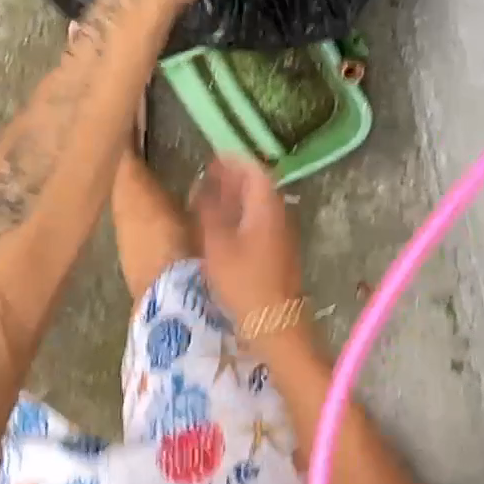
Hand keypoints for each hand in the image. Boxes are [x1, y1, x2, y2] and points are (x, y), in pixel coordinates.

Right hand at [192, 155, 312, 355]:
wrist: (275, 325)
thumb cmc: (243, 282)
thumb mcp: (216, 244)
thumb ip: (208, 211)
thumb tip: (202, 187)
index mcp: (266, 208)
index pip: (254, 170)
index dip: (233, 161)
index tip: (212, 158)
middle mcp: (279, 216)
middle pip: (259, 186)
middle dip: (233, 178)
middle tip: (207, 177)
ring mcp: (282, 235)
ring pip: (259, 204)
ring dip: (236, 197)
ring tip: (210, 198)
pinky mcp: (279, 253)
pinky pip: (260, 221)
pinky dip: (241, 215)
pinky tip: (223, 226)